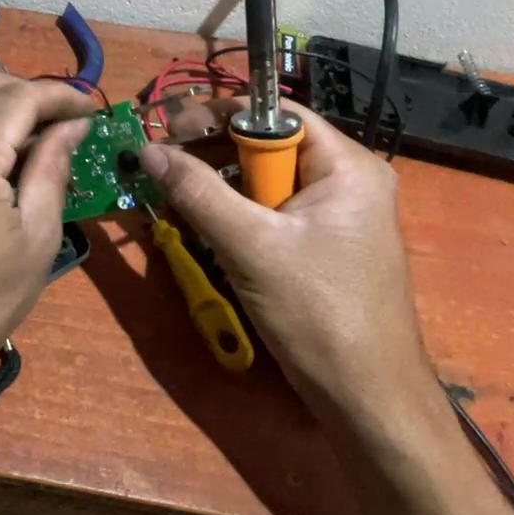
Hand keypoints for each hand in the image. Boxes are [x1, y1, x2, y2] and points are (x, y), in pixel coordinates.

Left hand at [0, 71, 92, 464]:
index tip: (93, 110)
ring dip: (5, 102)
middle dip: (30, 90)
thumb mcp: (38, 234)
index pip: (18, 97)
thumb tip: (74, 124)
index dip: (61, 95)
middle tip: (68, 120)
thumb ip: (53, 166)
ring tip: (45, 133)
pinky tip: (11, 151)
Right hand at [138, 98, 433, 419]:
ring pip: (262, 179)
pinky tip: (201, 224)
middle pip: (265, 144)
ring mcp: (334, 214)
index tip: (168, 130)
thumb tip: (146, 150)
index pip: (275, 113)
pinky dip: (232, 212)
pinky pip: (268, 209)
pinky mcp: (319, 243)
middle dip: (210, 151)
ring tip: (172, 196)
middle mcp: (345, 180)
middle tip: (161, 165)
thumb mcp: (250, 246)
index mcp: (347, 166)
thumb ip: (196, 192)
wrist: (367, 400)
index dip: (218, 113)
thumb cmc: (318, 314)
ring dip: (216, 185)